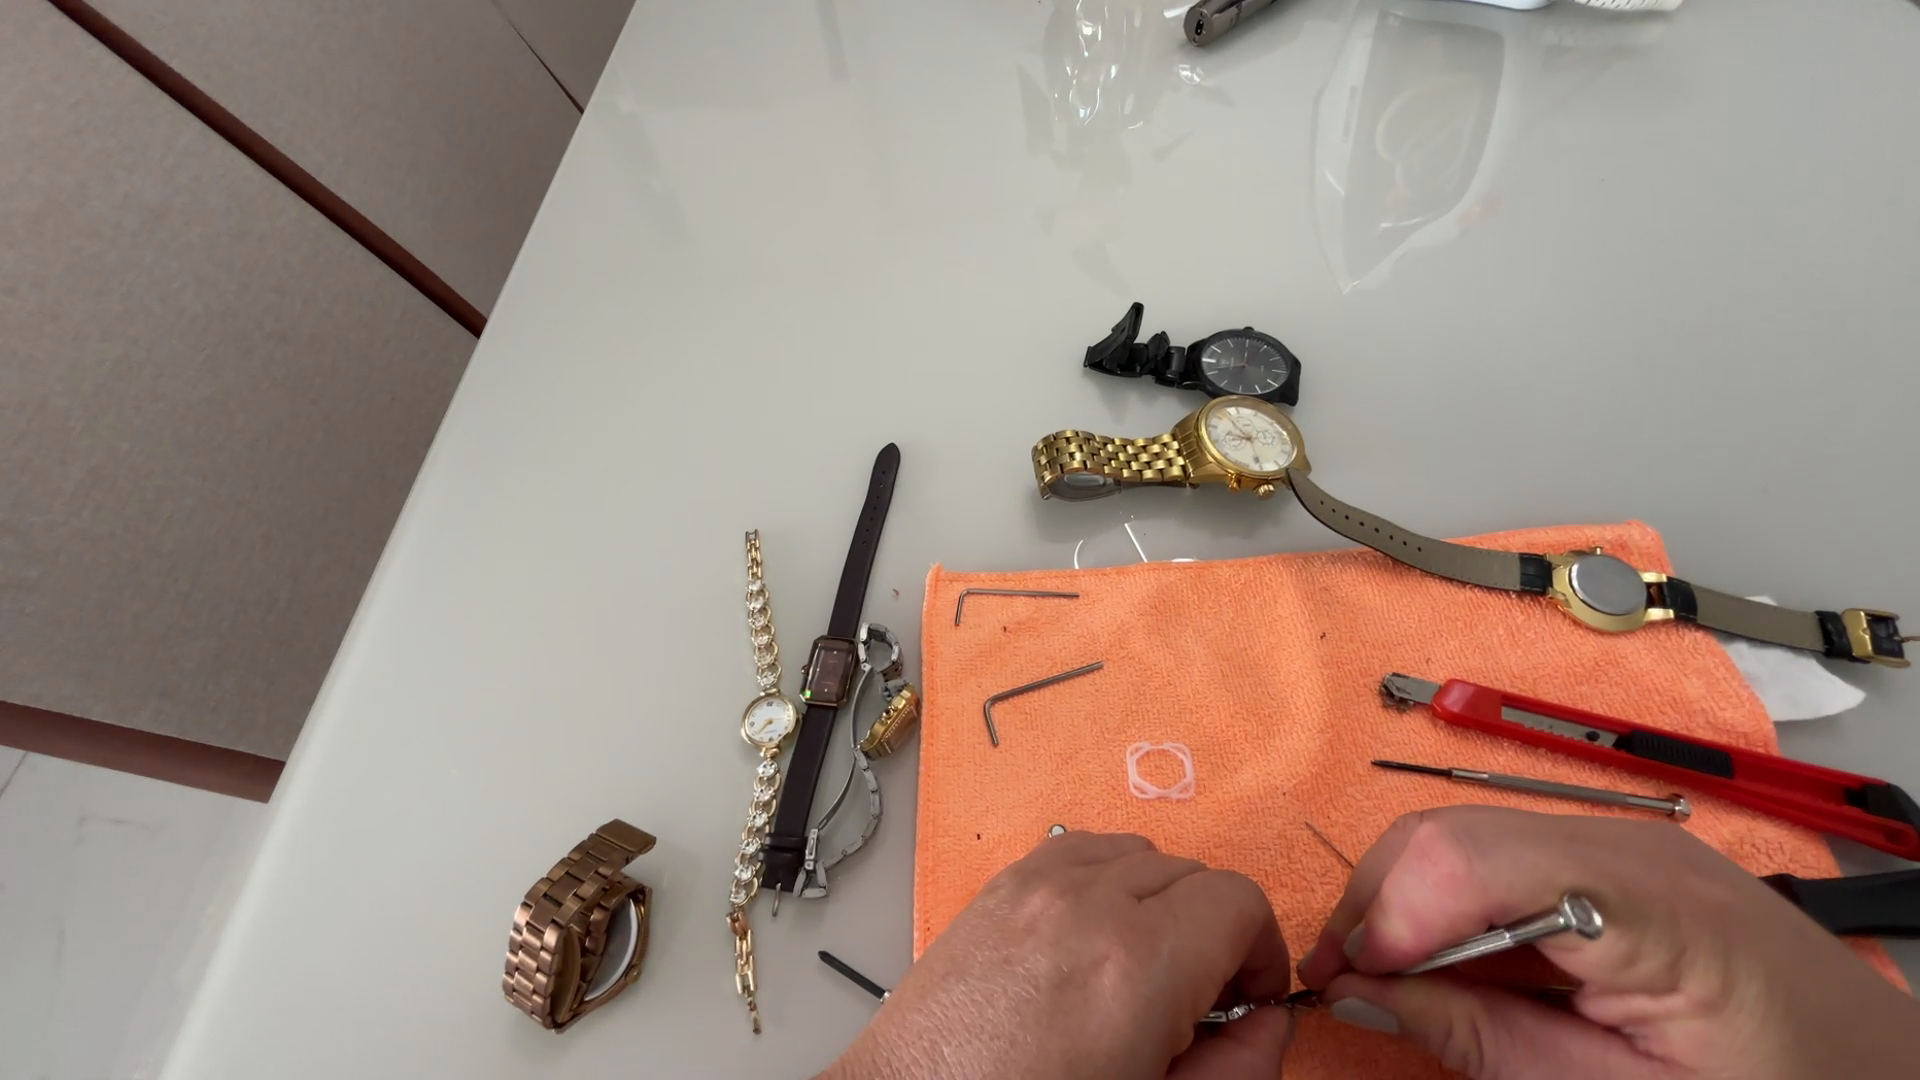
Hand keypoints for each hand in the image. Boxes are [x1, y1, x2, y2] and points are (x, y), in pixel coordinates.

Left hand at [819, 831, 1293, 1079]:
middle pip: (1193, 871)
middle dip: (1214, 929)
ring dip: (1160, 898)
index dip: (1261, 948)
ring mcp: (1038, 879)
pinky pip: (1082, 846)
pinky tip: (1095, 930)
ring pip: (1140, 851)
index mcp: (1136, 963)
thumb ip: (1238, 1068)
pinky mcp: (1003, 878)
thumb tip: (1271, 1017)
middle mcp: (1088, 899)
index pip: (1237, 898)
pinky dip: (1107, 874)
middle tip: (1198, 998)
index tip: (1249, 997)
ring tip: (1142, 963)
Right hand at [1295, 806, 1919, 1079]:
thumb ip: (1480, 1038)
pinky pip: (1489, 856)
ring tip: (1377, 970)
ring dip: (1399, 901)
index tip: (1346, 979)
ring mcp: (1615, 839)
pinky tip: (1437, 954)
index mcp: (1655, 906)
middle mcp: (1623, 842)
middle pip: (1448, 835)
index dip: (1391, 911)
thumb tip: (1354, 990)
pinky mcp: (1605, 855)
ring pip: (1455, 837)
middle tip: (1340, 976)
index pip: (1473, 860)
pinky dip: (1443, 903)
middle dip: (1376, 904)